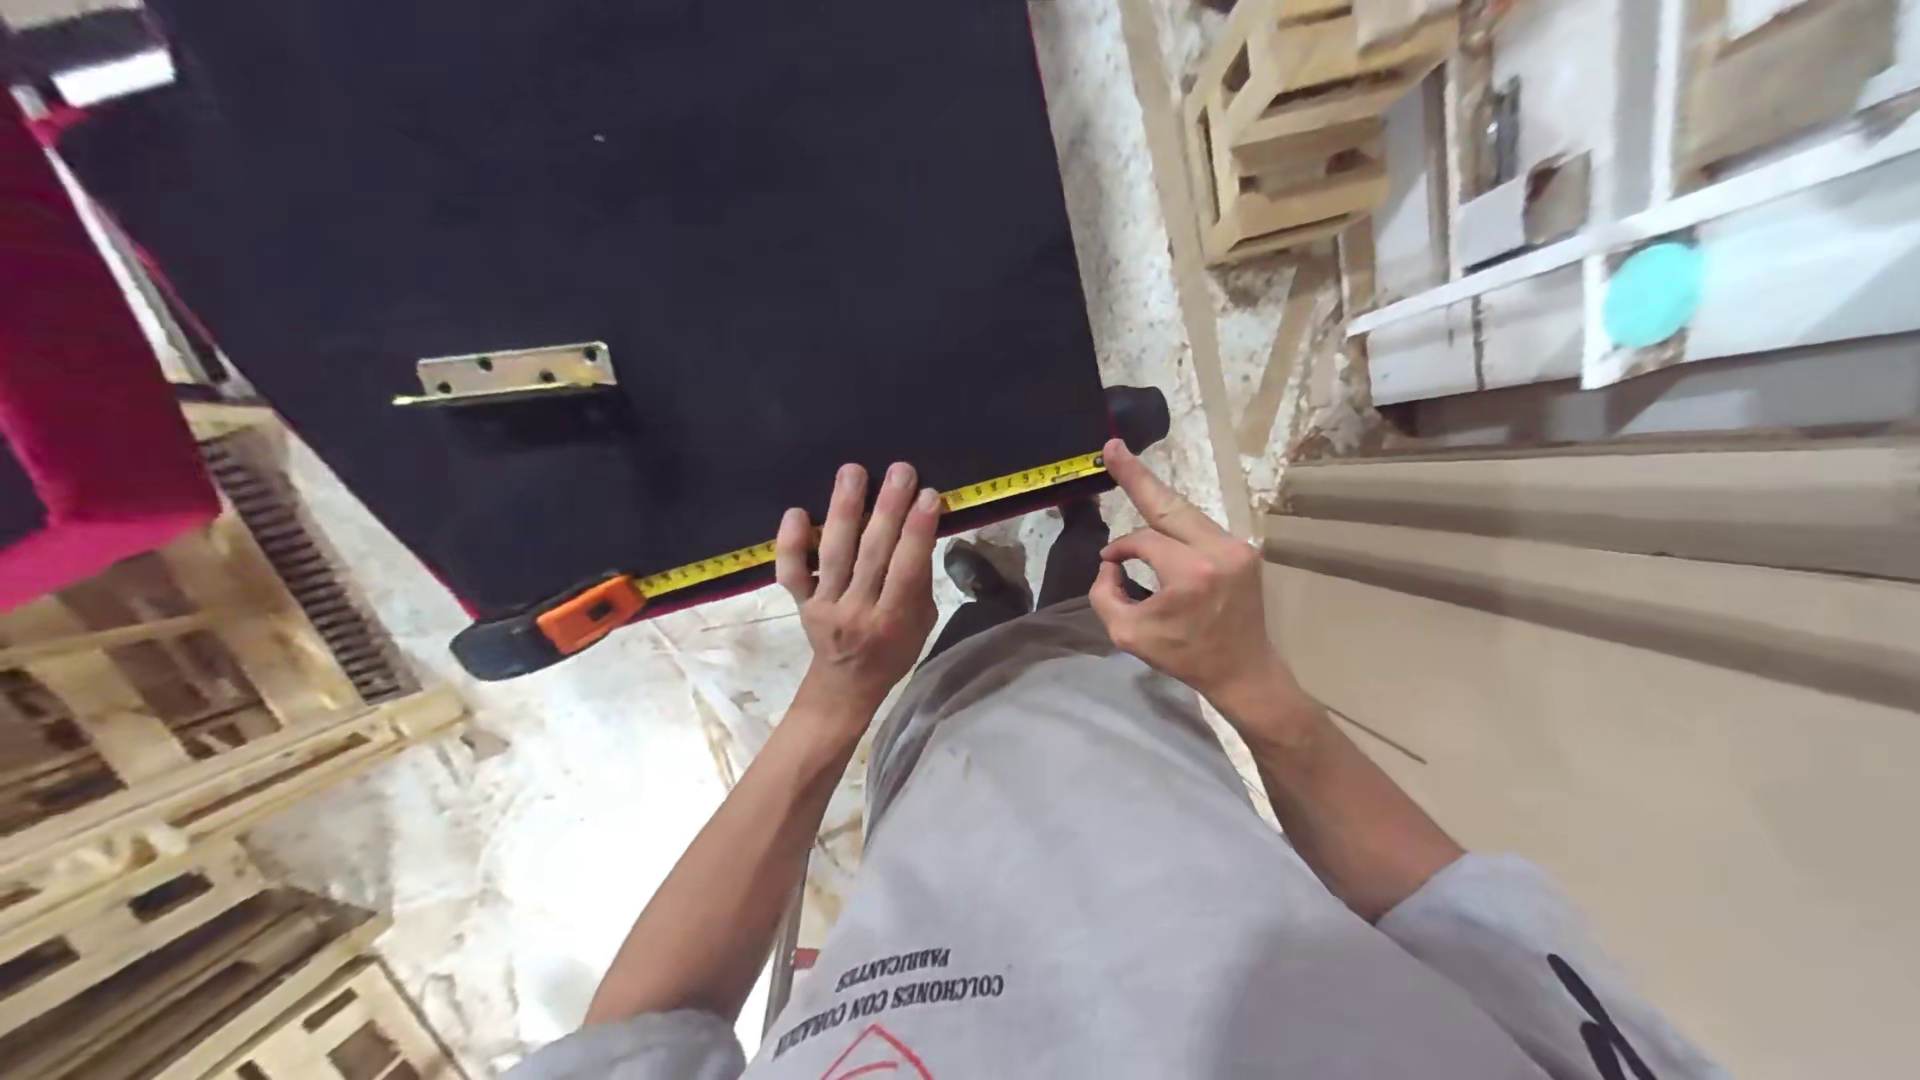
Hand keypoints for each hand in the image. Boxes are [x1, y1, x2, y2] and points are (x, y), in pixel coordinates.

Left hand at [776, 462, 942, 726]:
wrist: (845, 684)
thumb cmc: (894, 650)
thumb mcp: (922, 623)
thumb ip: (919, 581)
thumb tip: (921, 529)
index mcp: (893, 620)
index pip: (907, 569)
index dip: (918, 532)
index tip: (927, 495)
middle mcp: (857, 611)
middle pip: (872, 554)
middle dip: (888, 509)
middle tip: (900, 470)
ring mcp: (824, 605)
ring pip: (834, 553)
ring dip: (844, 510)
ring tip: (852, 473)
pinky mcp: (800, 602)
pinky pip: (791, 572)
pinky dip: (790, 543)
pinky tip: (796, 511)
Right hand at [1088, 439, 1298, 721]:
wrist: (1244, 671)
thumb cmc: (1185, 656)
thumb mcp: (1128, 634)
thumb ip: (1106, 594)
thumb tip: (1111, 563)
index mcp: (1191, 573)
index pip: (1142, 541)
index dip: (1120, 549)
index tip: (1110, 564)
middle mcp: (1219, 551)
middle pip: (1169, 504)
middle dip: (1137, 475)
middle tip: (1113, 447)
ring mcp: (1237, 548)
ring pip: (1186, 513)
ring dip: (1156, 502)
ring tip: (1129, 469)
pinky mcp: (1244, 551)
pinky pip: (1200, 528)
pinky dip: (1175, 524)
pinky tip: (1161, 521)